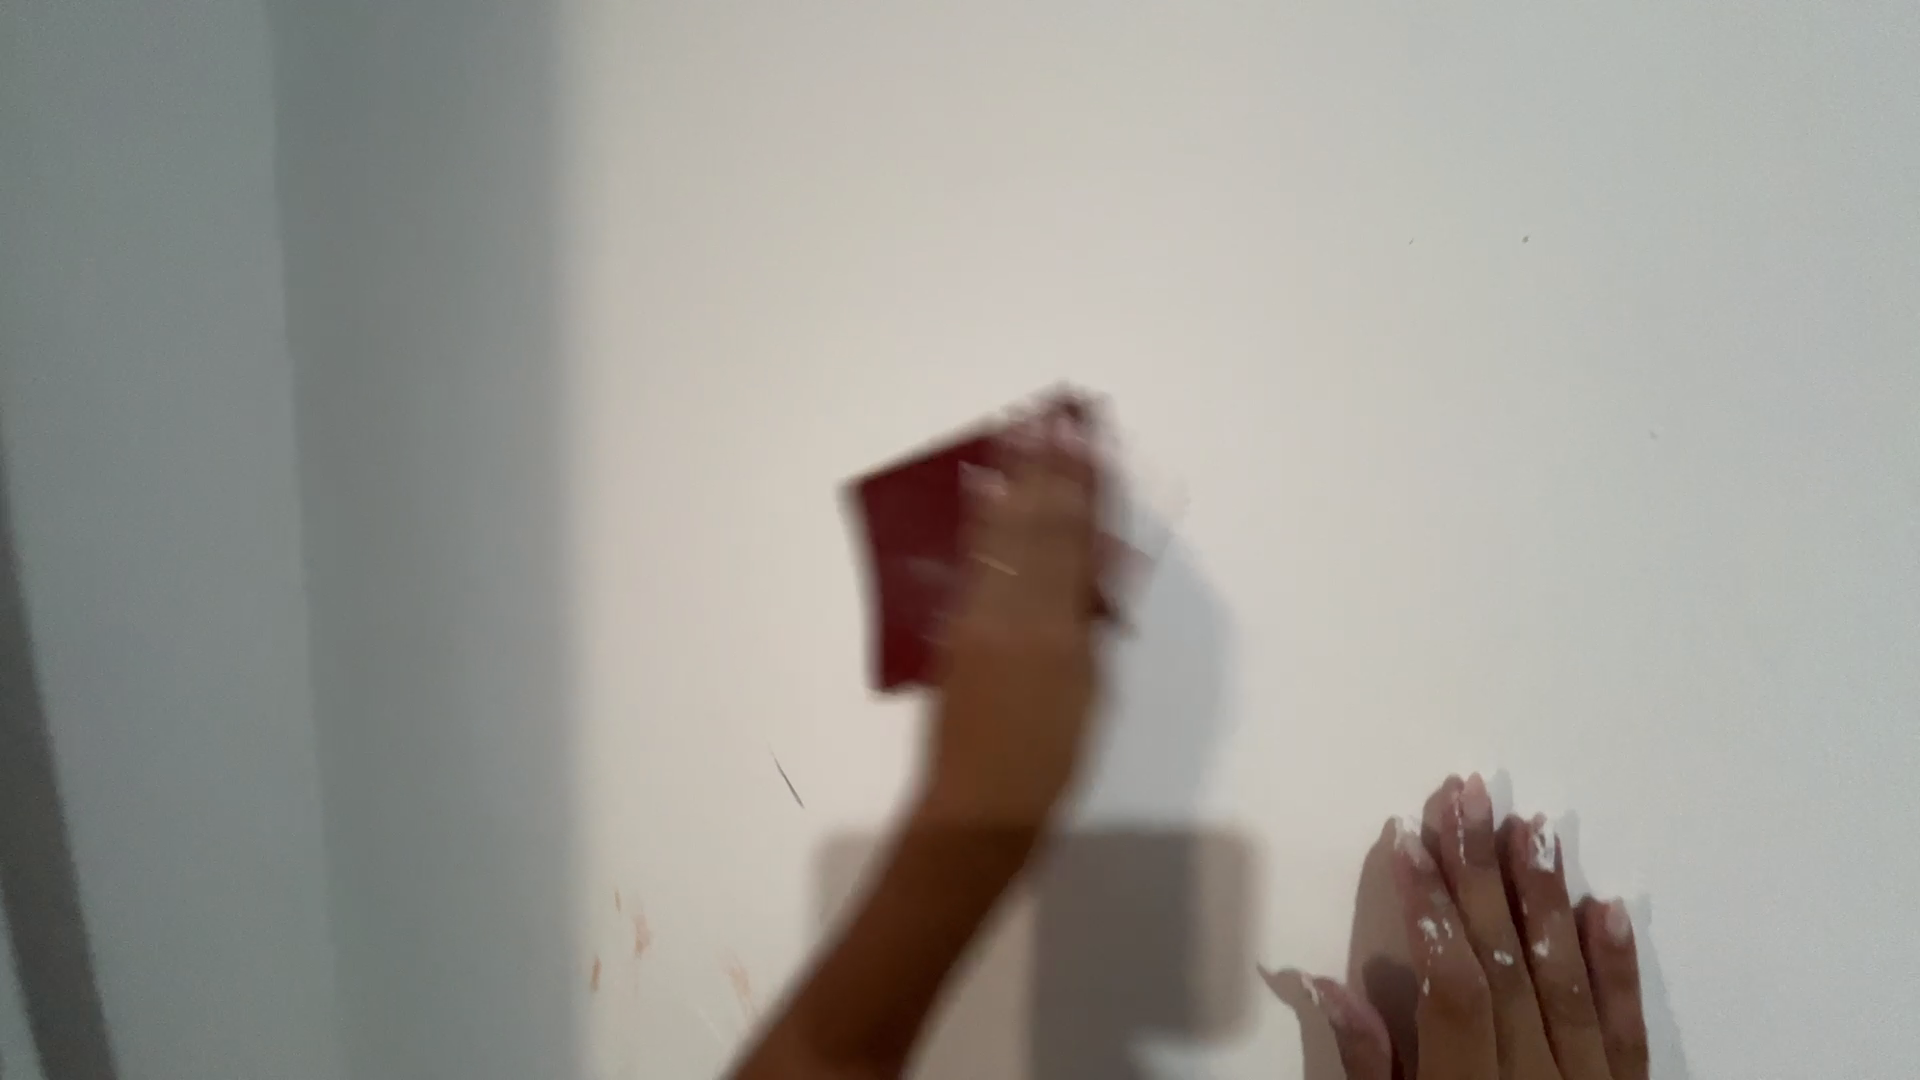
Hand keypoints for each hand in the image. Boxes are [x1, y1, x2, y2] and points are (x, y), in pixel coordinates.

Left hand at [922, 407, 1105, 828]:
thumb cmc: (1050, 762)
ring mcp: (977, 617)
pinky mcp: (954, 629)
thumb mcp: (1089, 696)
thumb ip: (1086, 629)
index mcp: (1058, 634)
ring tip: (1022, 436)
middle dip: (1049, 473)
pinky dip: (982, 521)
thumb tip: (1090, 576)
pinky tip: (987, 491)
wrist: (977, 805)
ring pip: (1001, 537)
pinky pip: (972, 564)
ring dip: (1015, 482)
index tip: (1086, 449)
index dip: (1081, 496)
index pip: (1074, 549)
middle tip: (1054, 420)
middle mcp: (1014, 613)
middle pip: (1036, 531)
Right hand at [1300, 775, 1649, 1079]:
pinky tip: (1607, 906)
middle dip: (1482, 872)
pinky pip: (1628, 1031)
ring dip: (1547, 897)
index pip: (1453, 981)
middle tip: (1468, 796)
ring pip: (1568, 980)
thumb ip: (1363, 1063)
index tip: (1407, 836)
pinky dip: (1619, 966)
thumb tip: (1318, 980)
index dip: (1429, 905)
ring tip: (1530, 826)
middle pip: (1508, 963)